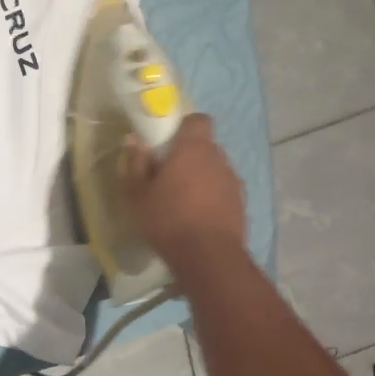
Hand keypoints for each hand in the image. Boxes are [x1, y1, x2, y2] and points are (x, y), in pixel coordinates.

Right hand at [119, 114, 246, 272]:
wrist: (207, 255)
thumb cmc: (166, 219)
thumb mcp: (138, 195)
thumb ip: (136, 164)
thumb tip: (134, 140)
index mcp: (192, 150)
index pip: (197, 120)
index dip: (183, 127)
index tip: (167, 143)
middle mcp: (218, 158)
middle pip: (204, 146)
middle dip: (187, 157)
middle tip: (166, 177)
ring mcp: (232, 180)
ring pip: (213, 169)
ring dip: (199, 178)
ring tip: (180, 202)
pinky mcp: (240, 201)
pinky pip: (221, 190)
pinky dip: (210, 197)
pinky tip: (195, 217)